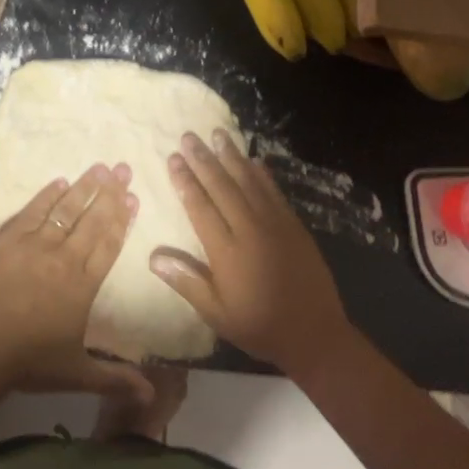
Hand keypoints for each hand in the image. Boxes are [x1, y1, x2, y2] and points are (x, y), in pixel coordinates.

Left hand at [0, 163, 151, 403]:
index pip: (109, 244)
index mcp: (84, 284)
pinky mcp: (8, 240)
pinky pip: (32, 211)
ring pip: (65, 209)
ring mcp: (35, 245)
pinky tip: (59, 182)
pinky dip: (46, 196)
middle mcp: (65, 257)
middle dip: (110, 193)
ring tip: (99, 166)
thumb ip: (115, 379)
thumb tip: (152, 396)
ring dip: (84, 187)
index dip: (122, 220)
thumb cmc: (30, 360)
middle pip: (92, 220)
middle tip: (124, 168)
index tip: (134, 198)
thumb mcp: (77, 373)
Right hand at [154, 130, 351, 374]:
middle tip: (189, 136)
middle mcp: (250, 230)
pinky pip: (274, 192)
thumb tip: (153, 257)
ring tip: (218, 134)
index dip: (185, 181)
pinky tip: (254, 160)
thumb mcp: (217, 314)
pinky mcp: (294, 225)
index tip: (173, 158)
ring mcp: (275, 224)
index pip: (200, 207)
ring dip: (232, 157)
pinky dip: (262, 174)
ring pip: (249, 182)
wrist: (315, 334)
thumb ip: (187, 282)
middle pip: (222, 187)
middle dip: (204, 160)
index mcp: (227, 252)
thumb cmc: (260, 327)